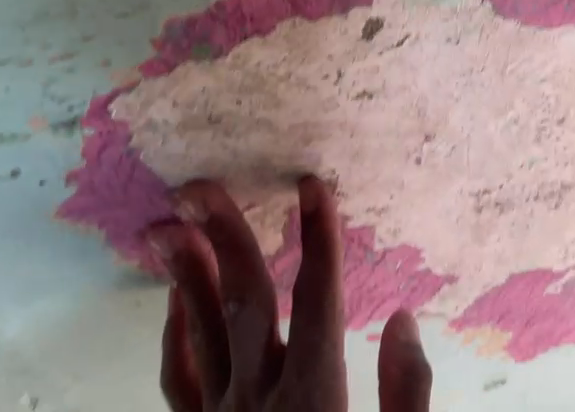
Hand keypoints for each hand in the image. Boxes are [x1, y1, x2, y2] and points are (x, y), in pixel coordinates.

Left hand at [151, 177, 432, 411]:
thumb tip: (405, 318)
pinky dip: (174, 337)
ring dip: (184, 276)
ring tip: (167, 227)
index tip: (314, 183)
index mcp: (314, 398)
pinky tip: (173, 305)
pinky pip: (178, 384)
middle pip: (245, 299)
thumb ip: (408, 397)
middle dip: (226, 235)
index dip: (319, 236)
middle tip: (199, 187)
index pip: (319, 297)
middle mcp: (260, 399)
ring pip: (201, 332)